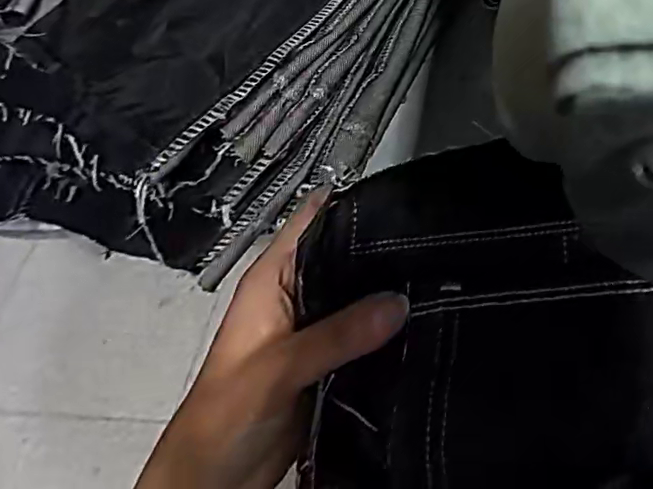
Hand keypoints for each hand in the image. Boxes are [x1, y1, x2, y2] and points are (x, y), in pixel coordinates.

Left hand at [138, 191, 408, 488]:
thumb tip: (400, 301)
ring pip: (364, 289)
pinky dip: (394, 320)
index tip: (402, 193)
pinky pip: (372, 325)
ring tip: (441, 268)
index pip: (316, 218)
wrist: (211, 485)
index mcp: (274, 277)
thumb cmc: (222, 417)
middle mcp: (300, 290)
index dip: (354, 199)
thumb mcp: (275, 370)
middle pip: (349, 250)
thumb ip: (335, 335)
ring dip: (393, 285)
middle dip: (387, 243)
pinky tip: (426, 311)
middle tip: (435, 235)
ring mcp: (319, 322)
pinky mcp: (336, 353)